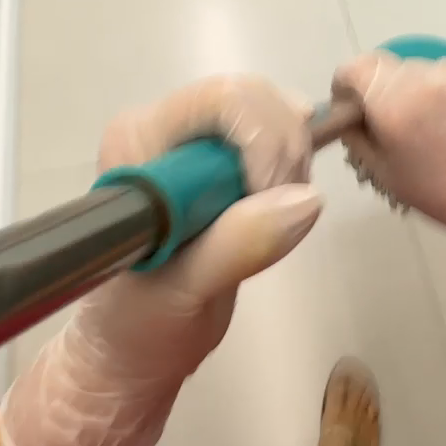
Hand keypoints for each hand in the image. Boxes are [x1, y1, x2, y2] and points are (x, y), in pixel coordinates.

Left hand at [0, 76, 321, 445]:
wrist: (136, 350)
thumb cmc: (138, 324)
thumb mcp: (181, 292)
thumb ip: (237, 245)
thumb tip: (308, 199)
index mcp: (138, 142)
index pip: (217, 100)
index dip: (259, 137)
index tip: (271, 197)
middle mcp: (166, 126)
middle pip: (251, 95)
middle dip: (283, 147)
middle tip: (284, 211)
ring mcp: (198, 139)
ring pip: (272, 109)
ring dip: (293, 159)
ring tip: (278, 216)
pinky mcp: (226, 156)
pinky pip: (278, 133)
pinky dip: (295, 162)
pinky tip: (284, 199)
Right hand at [332, 54, 445, 281]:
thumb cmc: (438, 189)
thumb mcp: (382, 172)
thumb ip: (357, 137)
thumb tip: (349, 116)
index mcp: (391, 101)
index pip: (353, 68)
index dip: (346, 85)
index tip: (353, 107)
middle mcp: (421, 76)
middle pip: (385, 68)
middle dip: (382, 90)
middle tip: (394, 120)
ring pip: (418, 70)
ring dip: (415, 89)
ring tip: (432, 122)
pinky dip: (444, 90)